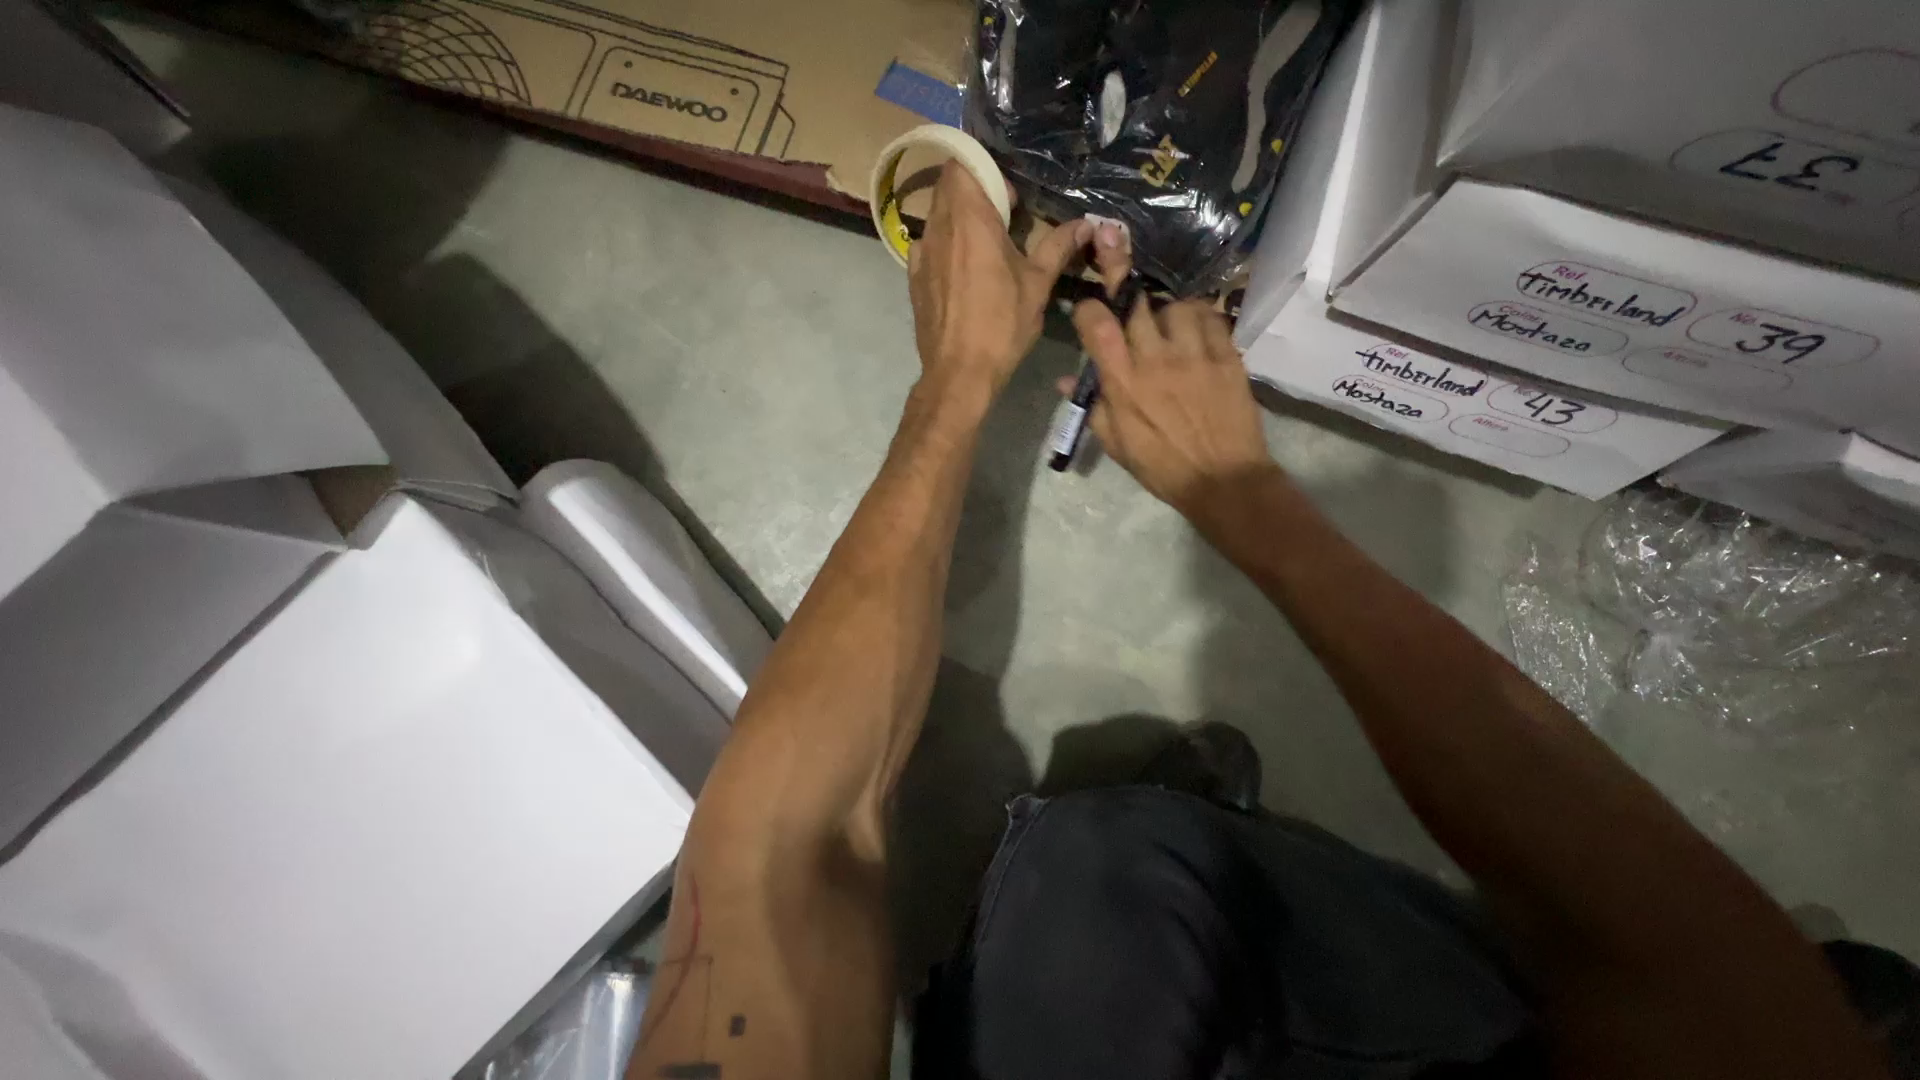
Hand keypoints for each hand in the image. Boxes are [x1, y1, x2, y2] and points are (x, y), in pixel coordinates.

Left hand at [909, 162, 1091, 402]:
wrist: (959, 373)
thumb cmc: (1001, 326)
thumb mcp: (1037, 285)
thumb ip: (1058, 247)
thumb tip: (1086, 225)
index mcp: (970, 219)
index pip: (962, 163)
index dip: (984, 167)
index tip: (1008, 191)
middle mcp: (939, 228)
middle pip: (949, 186)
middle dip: (975, 191)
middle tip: (1004, 216)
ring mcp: (921, 252)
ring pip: (937, 215)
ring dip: (960, 219)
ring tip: (987, 244)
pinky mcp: (914, 276)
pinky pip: (928, 244)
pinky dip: (946, 245)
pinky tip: (965, 270)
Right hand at [1066, 298, 1275, 512]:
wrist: (1223, 481)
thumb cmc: (1163, 468)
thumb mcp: (1117, 445)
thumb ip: (1093, 407)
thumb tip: (1066, 381)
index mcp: (1124, 384)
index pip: (1099, 325)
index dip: (1091, 310)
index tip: (1091, 315)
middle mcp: (1157, 360)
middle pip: (1138, 307)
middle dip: (1131, 311)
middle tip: (1134, 325)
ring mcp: (1195, 356)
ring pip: (1177, 307)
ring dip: (1168, 314)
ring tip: (1171, 331)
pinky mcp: (1227, 358)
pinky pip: (1212, 319)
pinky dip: (1202, 319)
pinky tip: (1198, 334)